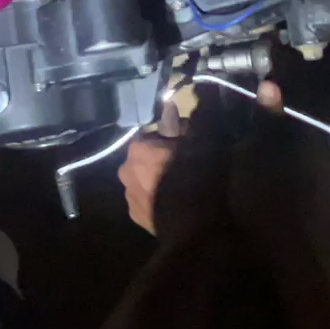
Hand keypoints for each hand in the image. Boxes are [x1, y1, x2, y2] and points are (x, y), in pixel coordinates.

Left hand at [118, 98, 187, 234]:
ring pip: (145, 177)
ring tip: (184, 186)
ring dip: (159, 177)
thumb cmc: (199, 182)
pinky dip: (158, 197)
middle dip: (163, 156)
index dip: (173, 135)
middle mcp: (125, 169)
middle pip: (147, 155)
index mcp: (138, 148)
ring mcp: (128, 196)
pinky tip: (176, 202)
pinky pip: (147, 199)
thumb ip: (195, 118)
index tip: (189, 142)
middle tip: (188, 163)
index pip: (155, 131)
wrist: (194, 234)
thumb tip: (191, 95)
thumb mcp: (204, 143)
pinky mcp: (136, 218)